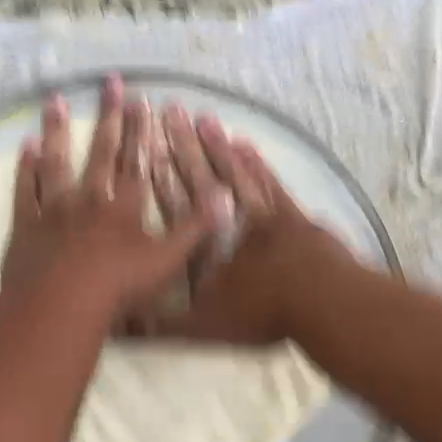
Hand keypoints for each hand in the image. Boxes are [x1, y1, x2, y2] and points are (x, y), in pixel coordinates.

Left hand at [0, 77, 222, 321]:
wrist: (58, 306)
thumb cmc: (117, 288)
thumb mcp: (168, 261)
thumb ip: (196, 228)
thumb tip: (226, 194)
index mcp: (124, 209)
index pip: (136, 163)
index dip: (141, 132)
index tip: (142, 100)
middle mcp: (89, 200)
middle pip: (100, 153)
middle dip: (108, 117)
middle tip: (109, 83)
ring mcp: (53, 210)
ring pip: (57, 163)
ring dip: (57, 131)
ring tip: (55, 101)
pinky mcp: (25, 226)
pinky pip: (24, 191)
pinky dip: (25, 168)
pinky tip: (26, 147)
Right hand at [142, 105, 354, 345]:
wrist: (321, 299)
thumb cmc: (261, 311)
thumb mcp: (204, 326)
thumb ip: (164, 326)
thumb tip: (119, 329)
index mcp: (206, 245)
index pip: (176, 203)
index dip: (160, 174)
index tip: (147, 143)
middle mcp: (232, 220)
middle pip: (203, 177)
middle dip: (185, 145)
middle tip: (172, 111)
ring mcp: (265, 213)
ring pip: (236, 171)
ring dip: (219, 145)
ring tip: (205, 118)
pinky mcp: (294, 215)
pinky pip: (270, 182)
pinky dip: (257, 163)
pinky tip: (247, 145)